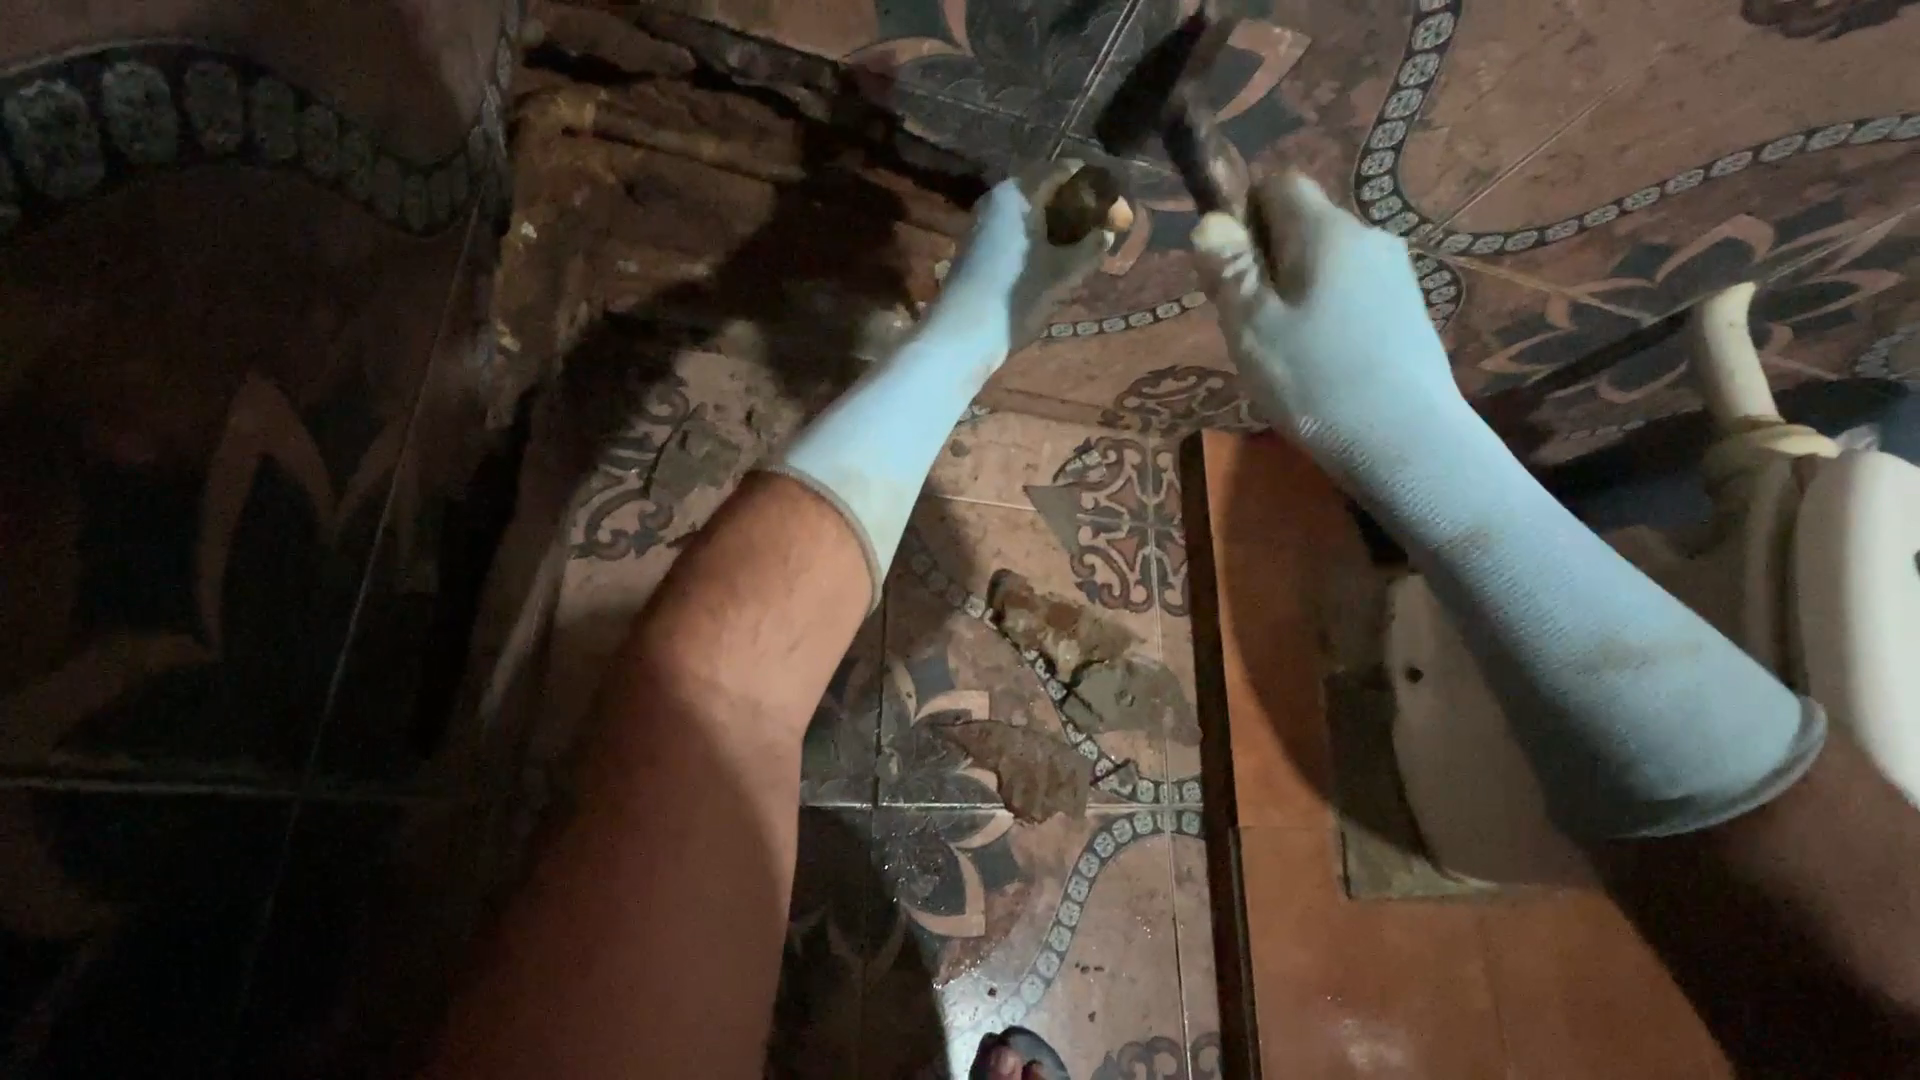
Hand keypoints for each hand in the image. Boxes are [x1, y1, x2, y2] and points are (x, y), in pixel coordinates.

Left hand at [932, 159, 1115, 354]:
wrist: (964, 333)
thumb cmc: (1019, 296)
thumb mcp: (1065, 272)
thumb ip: (1092, 247)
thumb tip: (1107, 232)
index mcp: (1020, 192)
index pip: (1062, 169)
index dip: (1091, 181)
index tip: (1113, 198)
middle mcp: (997, 198)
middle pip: (1043, 188)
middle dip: (1073, 202)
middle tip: (1099, 221)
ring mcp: (982, 222)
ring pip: (1027, 210)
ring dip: (1054, 220)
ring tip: (1079, 241)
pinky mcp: (975, 246)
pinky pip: (1013, 228)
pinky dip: (1035, 234)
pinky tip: (1050, 256)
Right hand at [1188, 171, 1463, 458]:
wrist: (1402, 439)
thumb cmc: (1314, 379)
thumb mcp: (1252, 326)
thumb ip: (1229, 269)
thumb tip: (1209, 220)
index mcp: (1326, 231)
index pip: (1279, 184)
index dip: (1244, 215)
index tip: (1228, 269)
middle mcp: (1367, 236)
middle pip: (1303, 224)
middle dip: (1267, 259)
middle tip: (1248, 322)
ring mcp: (1394, 273)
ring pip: (1326, 262)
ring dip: (1295, 290)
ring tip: (1284, 349)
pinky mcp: (1407, 309)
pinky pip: (1351, 291)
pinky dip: (1326, 311)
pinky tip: (1321, 361)